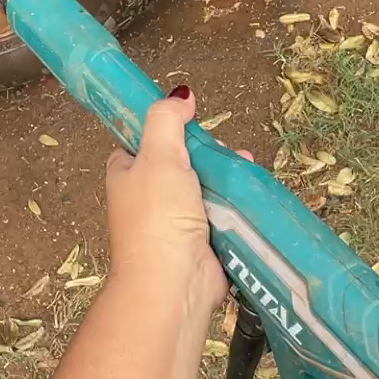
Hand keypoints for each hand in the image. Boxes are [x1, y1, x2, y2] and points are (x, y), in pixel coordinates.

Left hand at [104, 88, 225, 315]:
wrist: (172, 283)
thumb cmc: (158, 215)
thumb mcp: (158, 155)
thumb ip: (167, 119)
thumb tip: (181, 94)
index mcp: (127, 174)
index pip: (144, 141)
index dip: (168, 128)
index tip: (192, 120)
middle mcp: (147, 197)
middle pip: (181, 162)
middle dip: (207, 153)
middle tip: (224, 149)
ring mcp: (175, 222)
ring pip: (205, 187)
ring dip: (226, 176)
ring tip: (245, 165)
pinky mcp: (201, 242)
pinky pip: (221, 214)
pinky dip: (235, 204)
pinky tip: (251, 193)